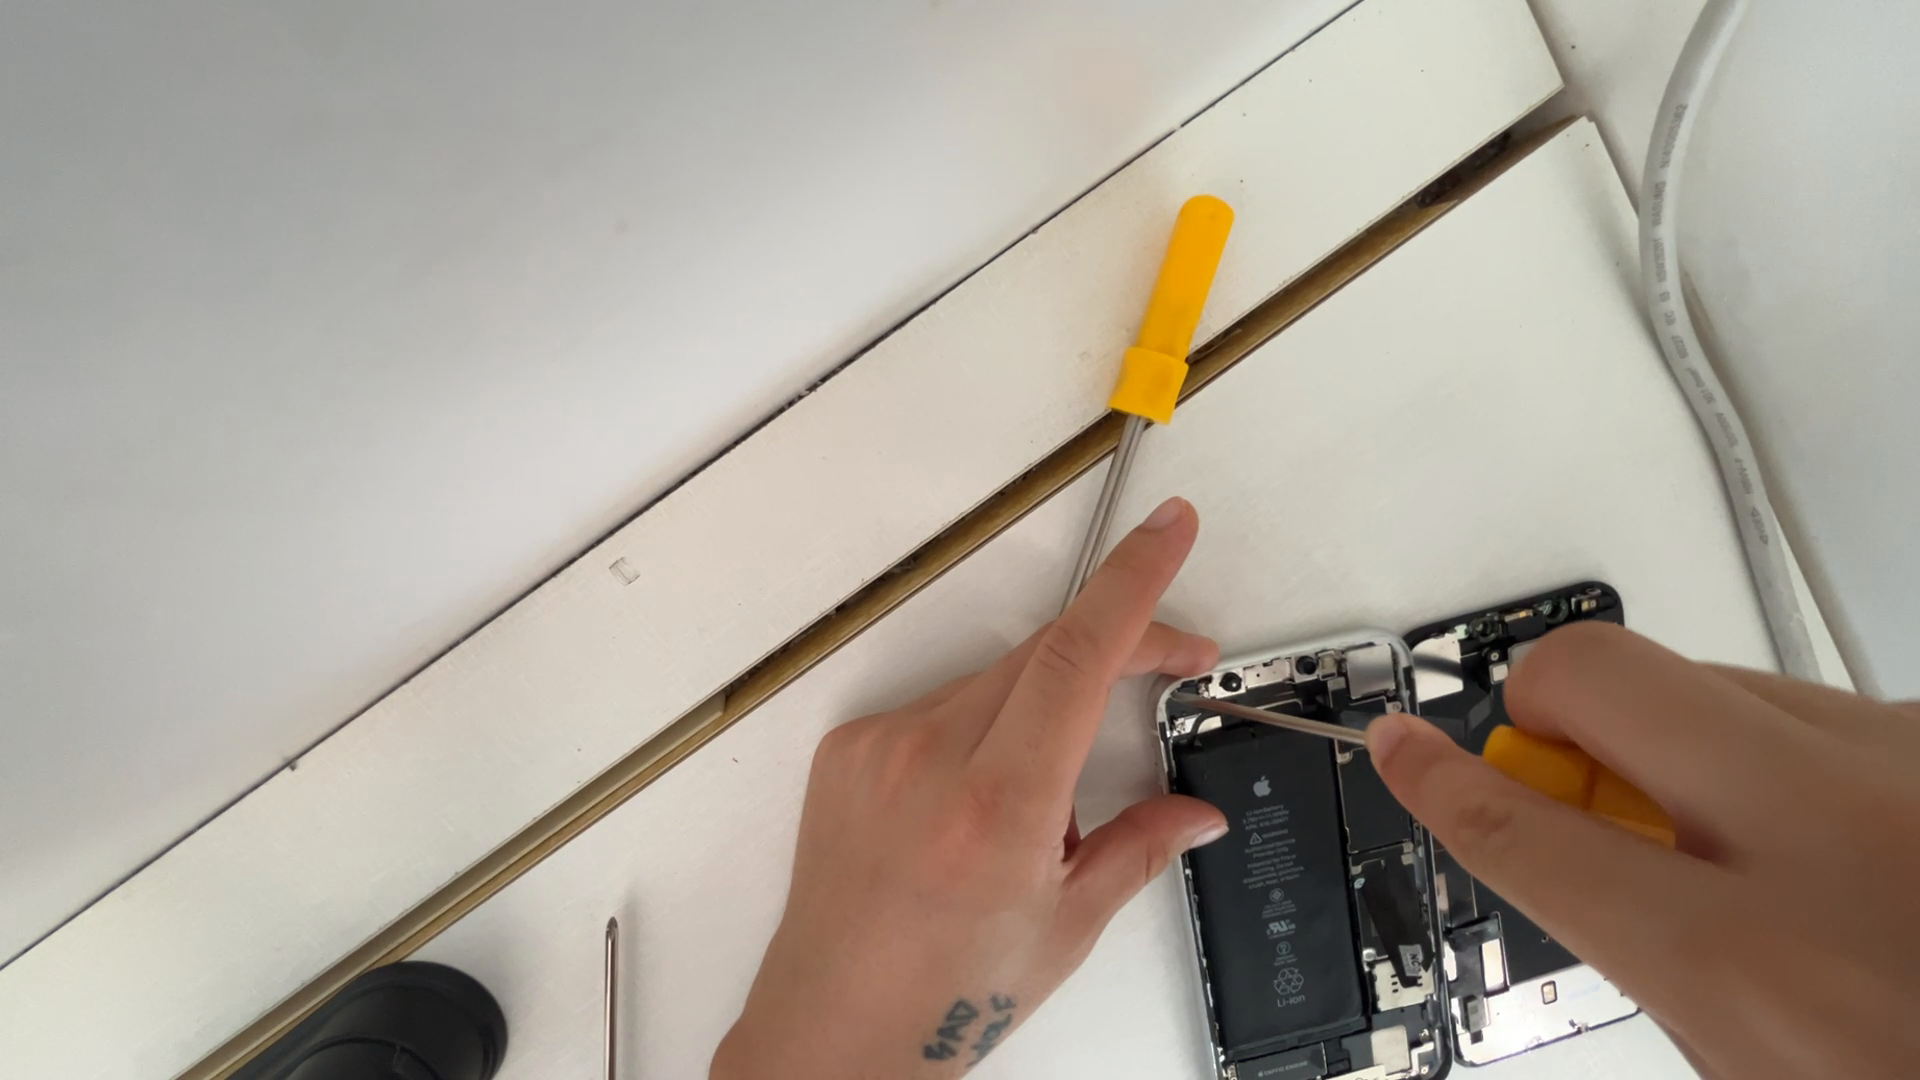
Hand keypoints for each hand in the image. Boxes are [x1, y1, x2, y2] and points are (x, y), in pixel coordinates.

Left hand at [712, 497, 1226, 1079]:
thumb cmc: (942, 994)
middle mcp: (930, 758)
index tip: (1170, 529)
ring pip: (998, 677)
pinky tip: (970, 793)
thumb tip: (1196, 812)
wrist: (833, 1023)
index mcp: (997, 806)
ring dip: (1041, 708)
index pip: (1079, 657)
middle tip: (1165, 666)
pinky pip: (943, 702)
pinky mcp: (852, 742)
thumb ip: (1140, 849)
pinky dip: (981, 727)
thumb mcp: (1063, 928)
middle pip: (1048, 651)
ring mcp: (882, 743)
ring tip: (1034, 794)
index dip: (1134, 583)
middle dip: (1117, 646)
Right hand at [1366, 621, 1919, 1078]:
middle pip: (1594, 674)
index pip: (1523, 833)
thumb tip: (1556, 824)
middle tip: (1577, 773)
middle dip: (1550, 706)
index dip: (1436, 781)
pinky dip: (1783, 754)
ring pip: (1710, 678)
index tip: (1396, 745)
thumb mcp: (1757, 1054)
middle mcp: (1855, 840)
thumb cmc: (1917, 1064)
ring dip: (1679, 740)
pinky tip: (1858, 840)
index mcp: (1773, 973)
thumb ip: (1636, 930)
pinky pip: (1813, 706)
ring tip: (1755, 835)